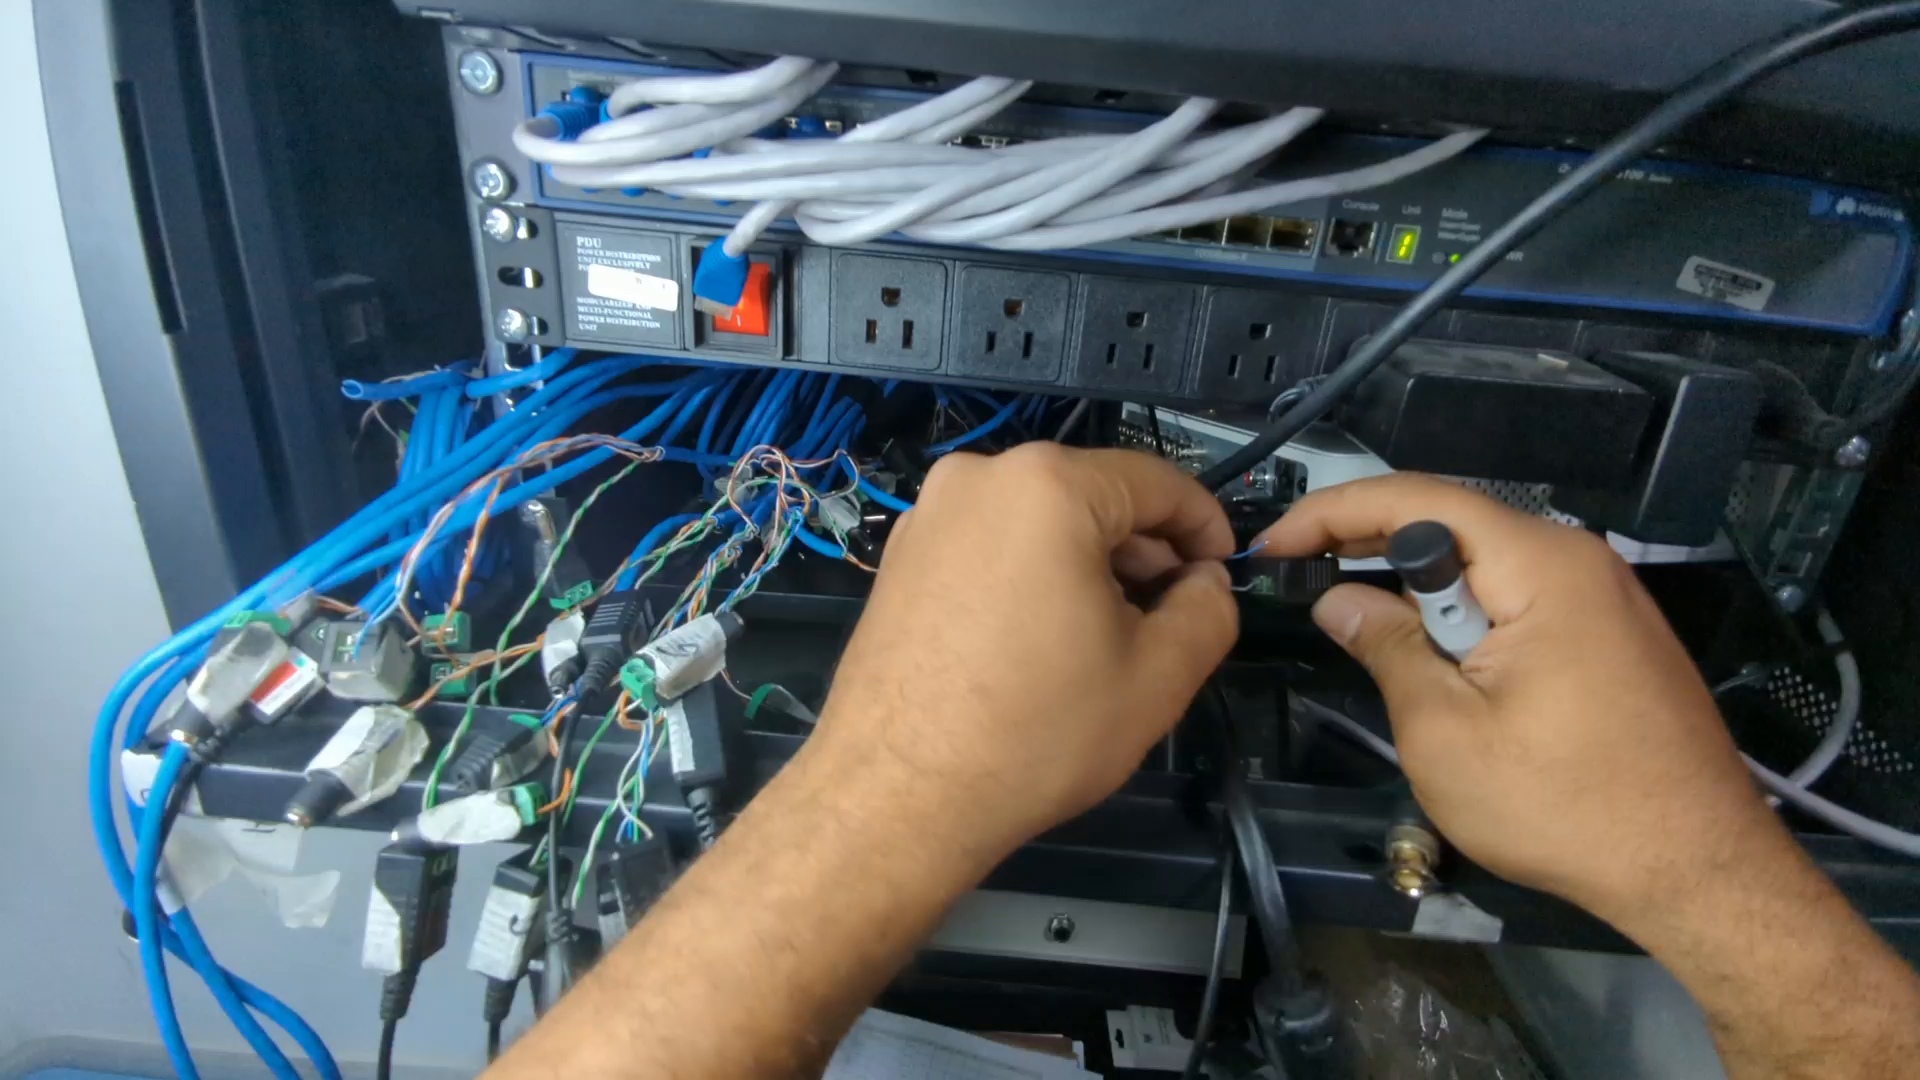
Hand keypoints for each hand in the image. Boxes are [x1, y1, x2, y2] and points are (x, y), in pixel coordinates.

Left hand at [810, 445, 1238, 866]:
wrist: (894, 793)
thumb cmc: (1035, 731)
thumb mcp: (1156, 677)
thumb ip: (1209, 610)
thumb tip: (1205, 579)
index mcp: (1045, 484)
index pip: (1155, 481)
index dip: (1204, 524)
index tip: (1223, 570)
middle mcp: (977, 476)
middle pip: (1091, 495)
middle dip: (1142, 550)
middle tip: (1168, 613)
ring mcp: (928, 513)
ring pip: (1038, 518)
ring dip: (1087, 562)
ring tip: (1106, 631)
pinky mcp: (901, 555)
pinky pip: (990, 541)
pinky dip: (1030, 570)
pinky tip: (1040, 633)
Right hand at [1259, 474, 1782, 924]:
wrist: (1704, 882)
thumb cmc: (1563, 806)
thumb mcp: (1444, 729)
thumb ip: (1384, 646)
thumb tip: (1336, 600)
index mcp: (1540, 566)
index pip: (1415, 499)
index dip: (1331, 512)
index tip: (1274, 545)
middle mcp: (1573, 560)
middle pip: (1444, 516)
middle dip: (1358, 534)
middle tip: (1289, 563)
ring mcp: (1593, 593)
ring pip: (1471, 553)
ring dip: (1397, 569)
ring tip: (1332, 589)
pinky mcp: (1597, 629)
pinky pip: (1501, 588)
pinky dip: (1441, 598)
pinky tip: (1405, 624)